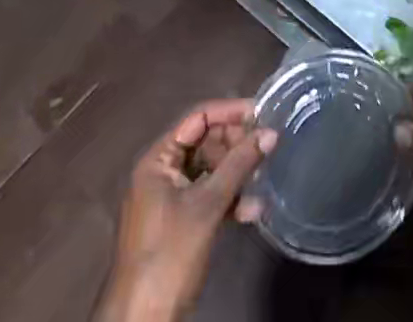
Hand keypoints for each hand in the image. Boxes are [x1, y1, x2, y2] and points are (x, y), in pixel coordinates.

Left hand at [91, 99, 277, 321]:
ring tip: (265, 175)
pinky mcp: (182, 222)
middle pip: (205, 142)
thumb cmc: (170, 254)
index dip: (229, 112)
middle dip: (236, 143)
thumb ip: (239, 165)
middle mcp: (162, 173)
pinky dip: (230, 199)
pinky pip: (209, 196)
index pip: (197, 119)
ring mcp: (171, 199)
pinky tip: (253, 211)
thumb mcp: (207, 206)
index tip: (263, 112)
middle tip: (268, 145)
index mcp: (158, 160)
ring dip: (237, 173)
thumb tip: (271, 132)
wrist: (142, 320)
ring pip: (210, 170)